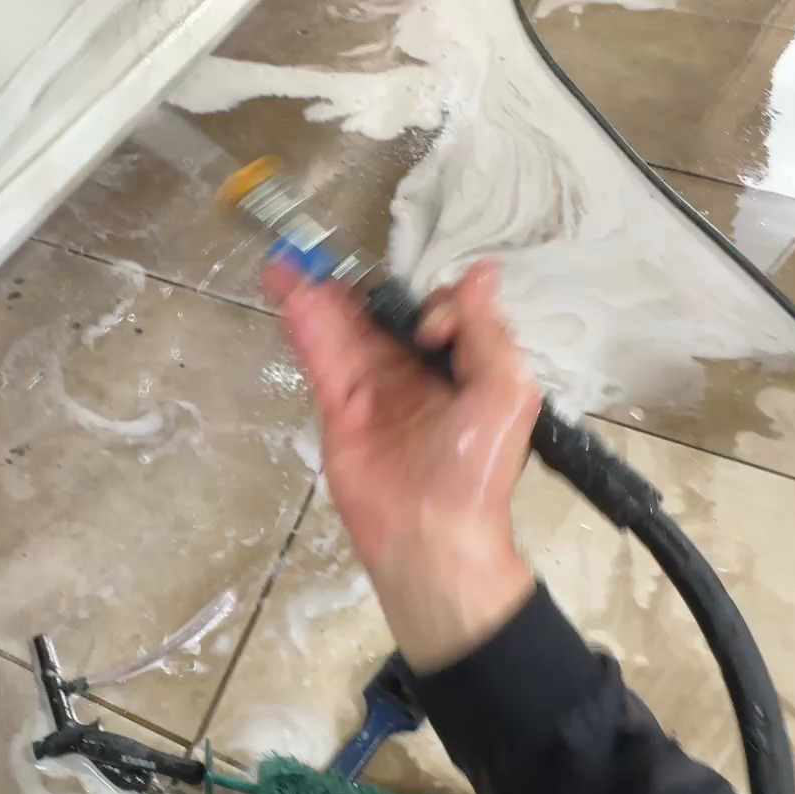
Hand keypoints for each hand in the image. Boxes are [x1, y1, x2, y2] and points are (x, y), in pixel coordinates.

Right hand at [265, 259, 539, 670]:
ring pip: (341, 338)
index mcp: (456, 370)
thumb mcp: (505, 391)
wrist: (431, 532)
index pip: (434, 318)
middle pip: (376, 323)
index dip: (429, 306)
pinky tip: (291, 302)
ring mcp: (370, 395)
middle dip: (351, 292)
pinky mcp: (338, 413)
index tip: (432, 327)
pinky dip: (306, 333)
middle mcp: (410, 377)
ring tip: (288, 269)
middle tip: (320, 260)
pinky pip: (322, 365)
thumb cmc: (476, 466)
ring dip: (317, 304)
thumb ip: (486, 332)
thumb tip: (481, 272)